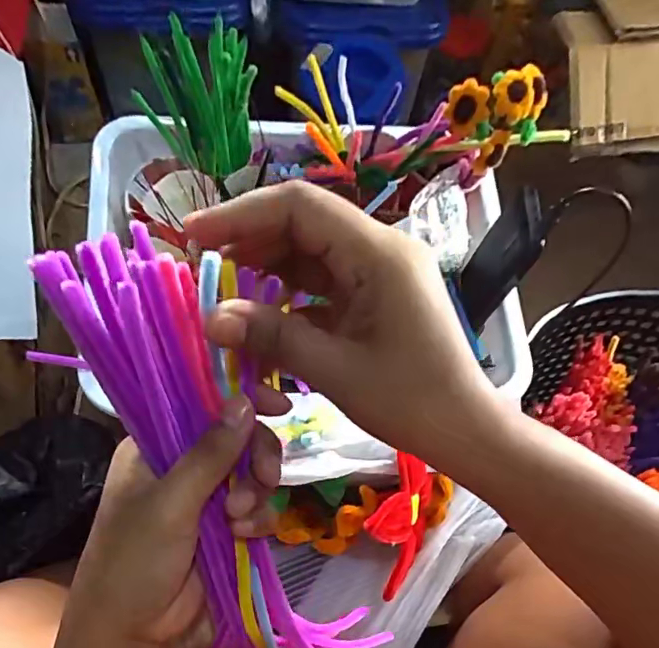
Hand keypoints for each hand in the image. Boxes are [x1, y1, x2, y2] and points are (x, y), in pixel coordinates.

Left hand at [61, 400, 281, 647]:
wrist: (131, 634)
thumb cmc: (132, 561)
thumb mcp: (169, 504)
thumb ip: (210, 454)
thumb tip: (245, 400)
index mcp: (156, 448)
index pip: (203, 406)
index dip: (242, 401)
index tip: (279, 404)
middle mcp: (185, 469)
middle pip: (240, 441)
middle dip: (257, 458)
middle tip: (265, 478)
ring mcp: (209, 503)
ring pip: (255, 478)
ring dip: (257, 495)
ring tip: (239, 521)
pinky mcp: (230, 535)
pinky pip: (260, 514)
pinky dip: (259, 522)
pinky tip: (245, 537)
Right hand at [184, 182, 507, 464]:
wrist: (464, 430)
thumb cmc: (410, 402)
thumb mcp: (336, 370)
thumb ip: (273, 336)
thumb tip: (211, 316)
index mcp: (377, 253)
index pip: (299, 206)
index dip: (240, 216)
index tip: (194, 237)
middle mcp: (382, 251)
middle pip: (305, 226)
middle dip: (251, 245)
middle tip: (205, 272)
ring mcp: (384, 275)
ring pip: (314, 258)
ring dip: (270, 274)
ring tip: (228, 297)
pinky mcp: (382, 301)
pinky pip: (330, 287)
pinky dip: (296, 300)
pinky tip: (266, 319)